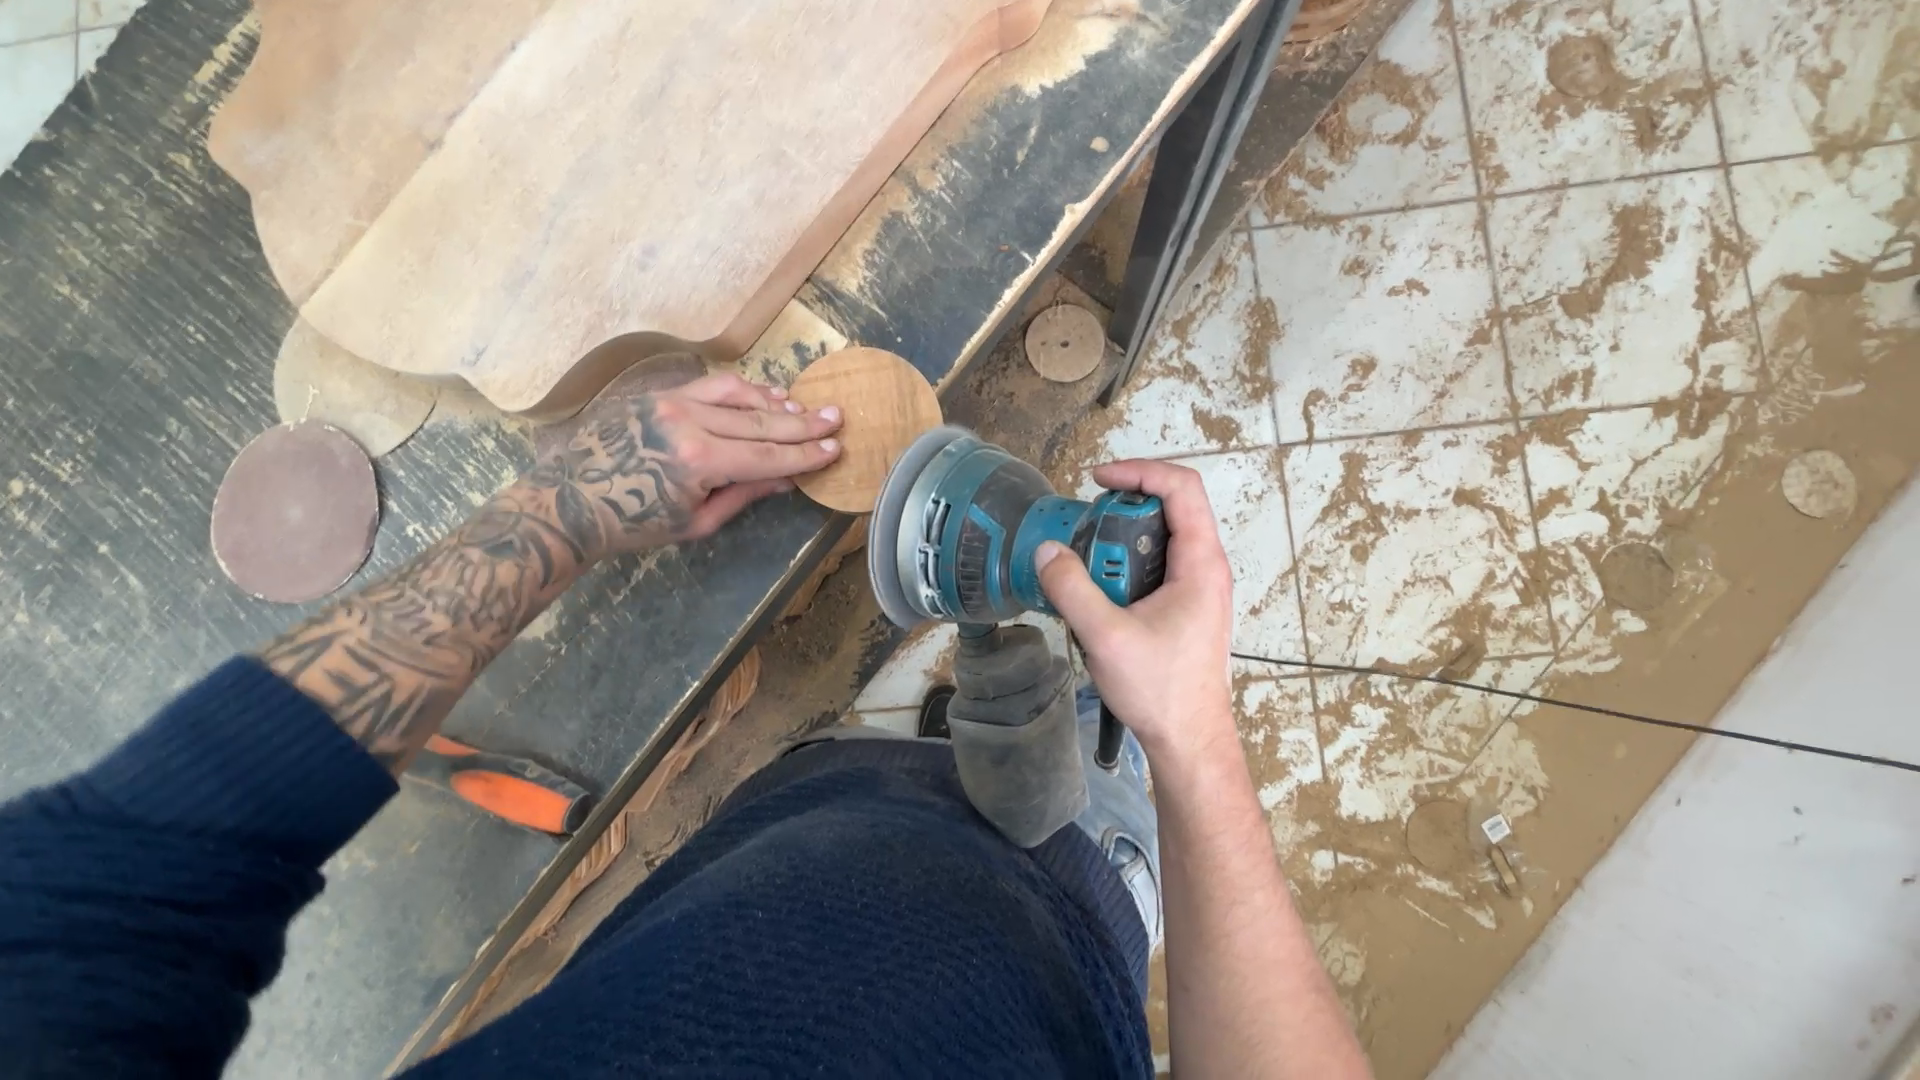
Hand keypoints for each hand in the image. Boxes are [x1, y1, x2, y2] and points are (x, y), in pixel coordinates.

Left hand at [527, 372, 842, 559]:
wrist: (569, 502)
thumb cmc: (634, 524)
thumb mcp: (696, 521)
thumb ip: (744, 494)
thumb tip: (787, 478)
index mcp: (699, 461)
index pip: (768, 455)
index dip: (805, 454)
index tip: (835, 448)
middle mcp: (689, 422)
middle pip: (761, 420)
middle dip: (803, 422)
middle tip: (836, 417)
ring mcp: (672, 402)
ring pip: (738, 394)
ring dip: (775, 400)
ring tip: (802, 406)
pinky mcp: (659, 395)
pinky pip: (710, 387)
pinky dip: (741, 390)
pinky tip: (762, 395)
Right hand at [1037, 460, 1235, 756]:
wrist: (1188, 738)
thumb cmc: (1159, 689)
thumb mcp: (1107, 637)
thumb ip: (1072, 588)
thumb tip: (1046, 550)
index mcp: (1201, 563)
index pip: (1181, 487)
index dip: (1139, 471)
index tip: (1097, 480)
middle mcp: (1206, 566)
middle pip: (1170, 507)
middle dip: (1123, 508)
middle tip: (1085, 529)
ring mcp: (1198, 587)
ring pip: (1160, 536)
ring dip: (1121, 539)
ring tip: (1087, 562)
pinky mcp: (1185, 606)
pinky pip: (1156, 564)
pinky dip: (1125, 563)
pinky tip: (1099, 590)